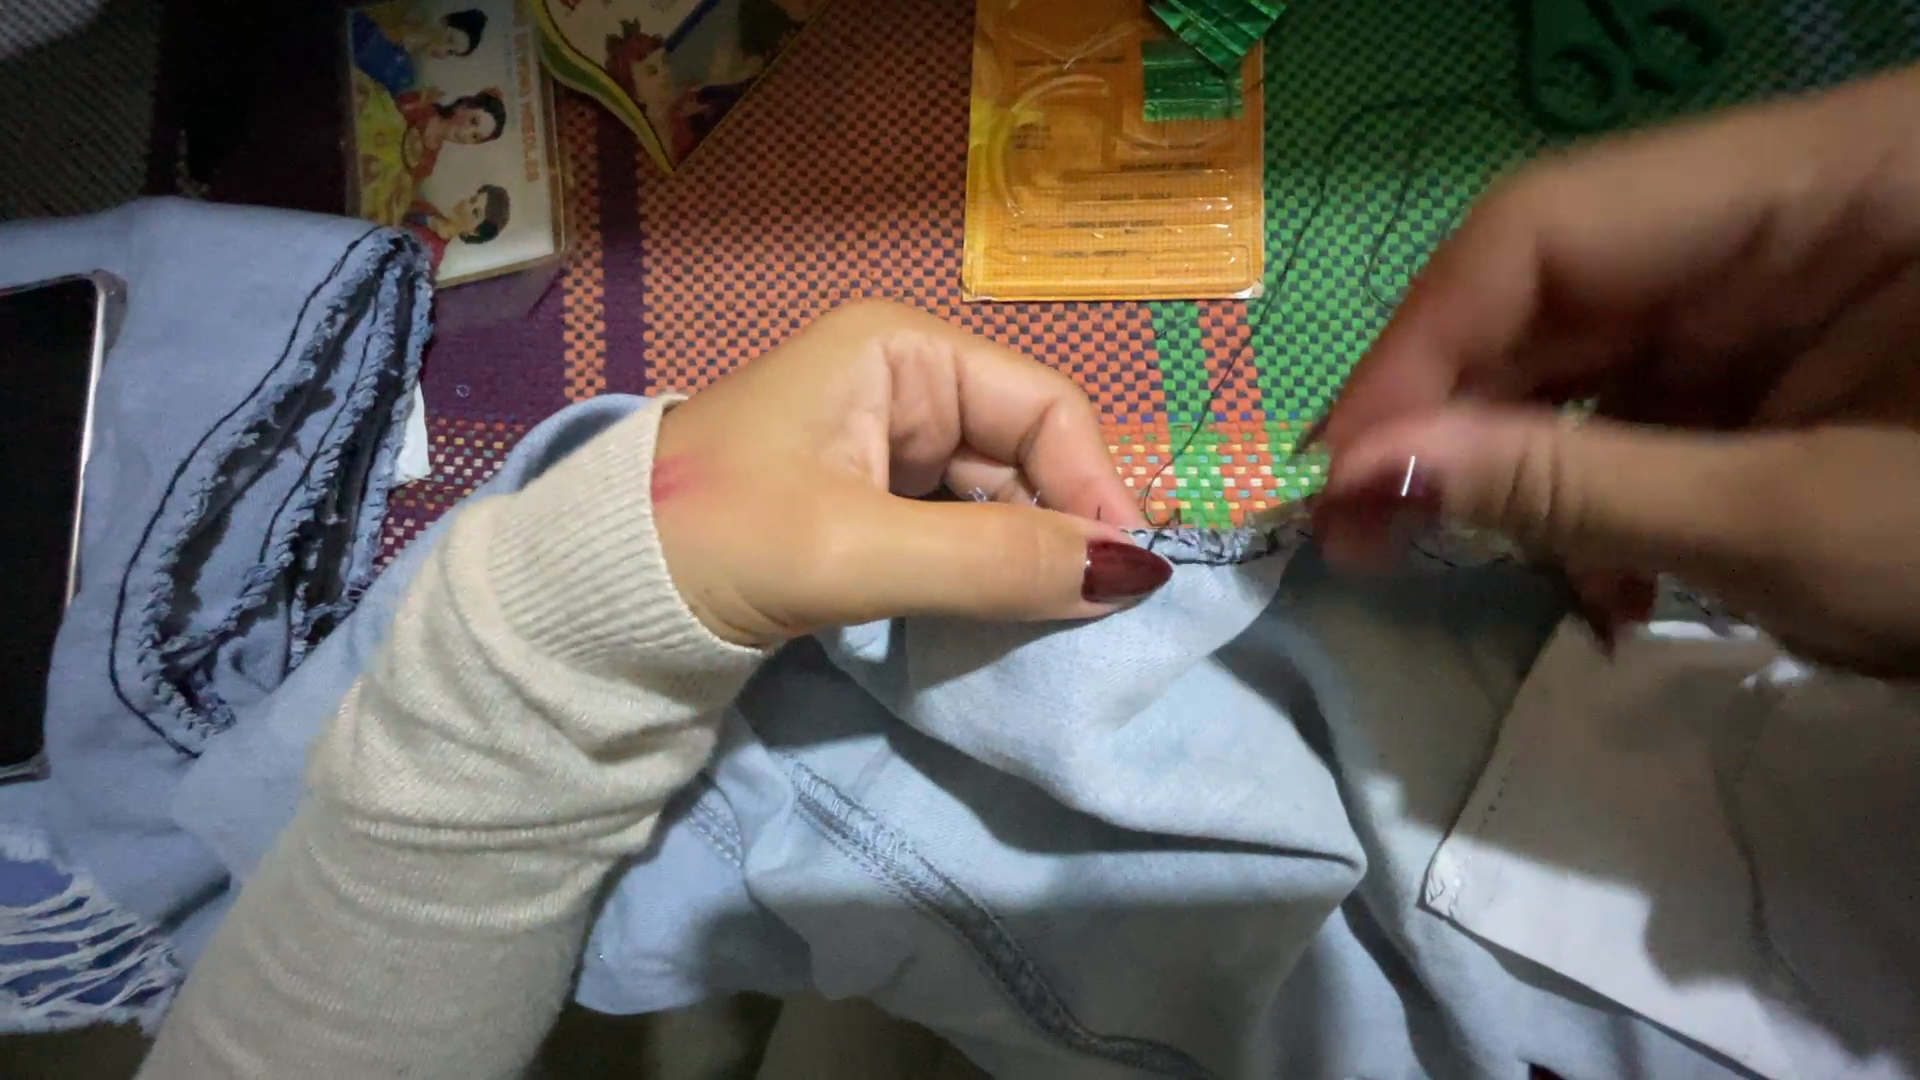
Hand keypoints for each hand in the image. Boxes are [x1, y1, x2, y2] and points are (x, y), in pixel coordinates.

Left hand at [650, 302, 1168, 646]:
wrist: (605, 592)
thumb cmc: (715, 538)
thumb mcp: (854, 549)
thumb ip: (990, 560)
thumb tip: (1130, 575)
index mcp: (902, 354)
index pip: (1042, 407)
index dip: (1094, 484)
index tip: (1123, 574)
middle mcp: (907, 385)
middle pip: (1028, 453)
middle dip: (1062, 526)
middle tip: (1092, 611)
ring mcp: (893, 444)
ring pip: (1001, 497)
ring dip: (1030, 555)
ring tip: (1052, 618)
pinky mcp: (880, 499)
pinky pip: (964, 528)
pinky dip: (991, 570)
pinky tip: (1004, 609)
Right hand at [1314, 65, 1919, 675]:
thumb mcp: (1805, 527)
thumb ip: (1564, 487)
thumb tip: (1359, 478)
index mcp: (1839, 176)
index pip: (1540, 232)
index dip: (1414, 351)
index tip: (1337, 469)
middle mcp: (1779, 208)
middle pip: (1532, 299)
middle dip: (1432, 424)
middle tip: (1354, 530)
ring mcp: (1765, 285)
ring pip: (1558, 362)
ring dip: (1499, 471)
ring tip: (1468, 565)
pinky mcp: (1761, 355)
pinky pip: (1614, 406)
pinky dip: (1573, 492)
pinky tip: (1591, 573)